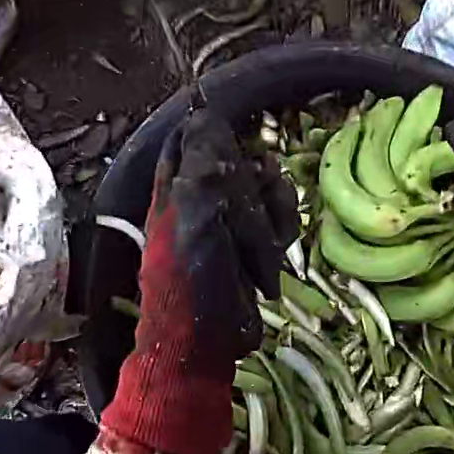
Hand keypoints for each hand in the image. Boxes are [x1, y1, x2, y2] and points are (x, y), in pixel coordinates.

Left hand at [101, 109, 297, 453]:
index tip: (230, 114)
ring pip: (262, 190)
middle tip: (262, 184)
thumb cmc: (189, 281)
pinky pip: (275, 221)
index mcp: (174, 189)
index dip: (208, 125)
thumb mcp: (194, 218)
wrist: (204, 340)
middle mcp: (200, 200)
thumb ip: (203, 167)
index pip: (188, 139)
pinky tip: (274, 257)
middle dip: (254, 175)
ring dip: (273, 207)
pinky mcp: (251, 246)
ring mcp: (227, 224)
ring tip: (269, 237)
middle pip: (236, 161)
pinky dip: (279, 232)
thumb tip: (204, 114)